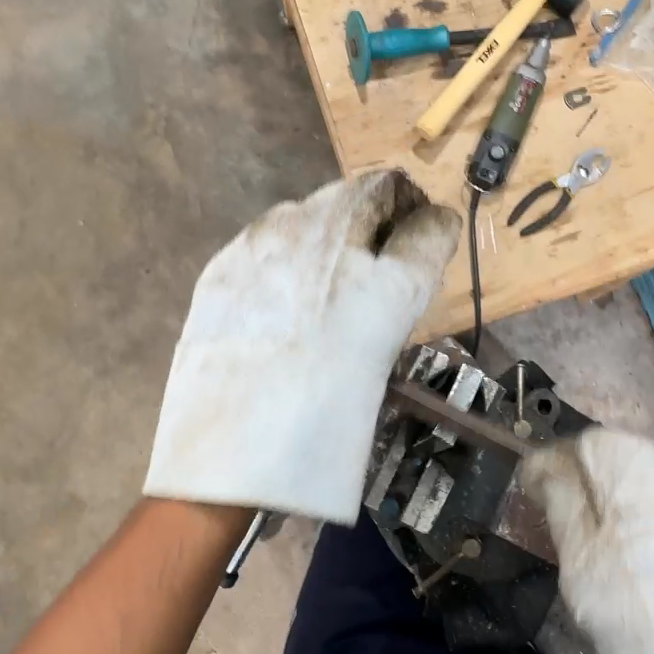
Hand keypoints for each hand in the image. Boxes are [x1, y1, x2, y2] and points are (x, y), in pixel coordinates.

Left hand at [142, 170, 459, 522]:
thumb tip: (404, 256)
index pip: (425, 225)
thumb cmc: (324, 429)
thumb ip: (397, 292)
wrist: (231, 458)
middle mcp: (330, 244)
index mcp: (382, 283)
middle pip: (368, 195)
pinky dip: (289, 246)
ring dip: (333, 225)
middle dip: (382, 212)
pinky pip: (270, 233)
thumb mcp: (381, 356)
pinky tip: (283, 287)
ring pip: (316, 207)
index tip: (424, 234)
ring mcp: (268, 245)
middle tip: (380, 247)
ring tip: (327, 270)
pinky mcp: (227, 260)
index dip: (427, 224)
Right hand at [521, 429, 653, 653]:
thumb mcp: (584, 580)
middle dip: (612, 478)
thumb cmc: (645, 644)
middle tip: (602, 522)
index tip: (552, 485)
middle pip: (634, 450)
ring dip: (652, 488)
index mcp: (632, 495)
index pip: (592, 443)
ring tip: (650, 540)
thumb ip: (565, 508)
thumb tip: (547, 466)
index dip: (568, 464)